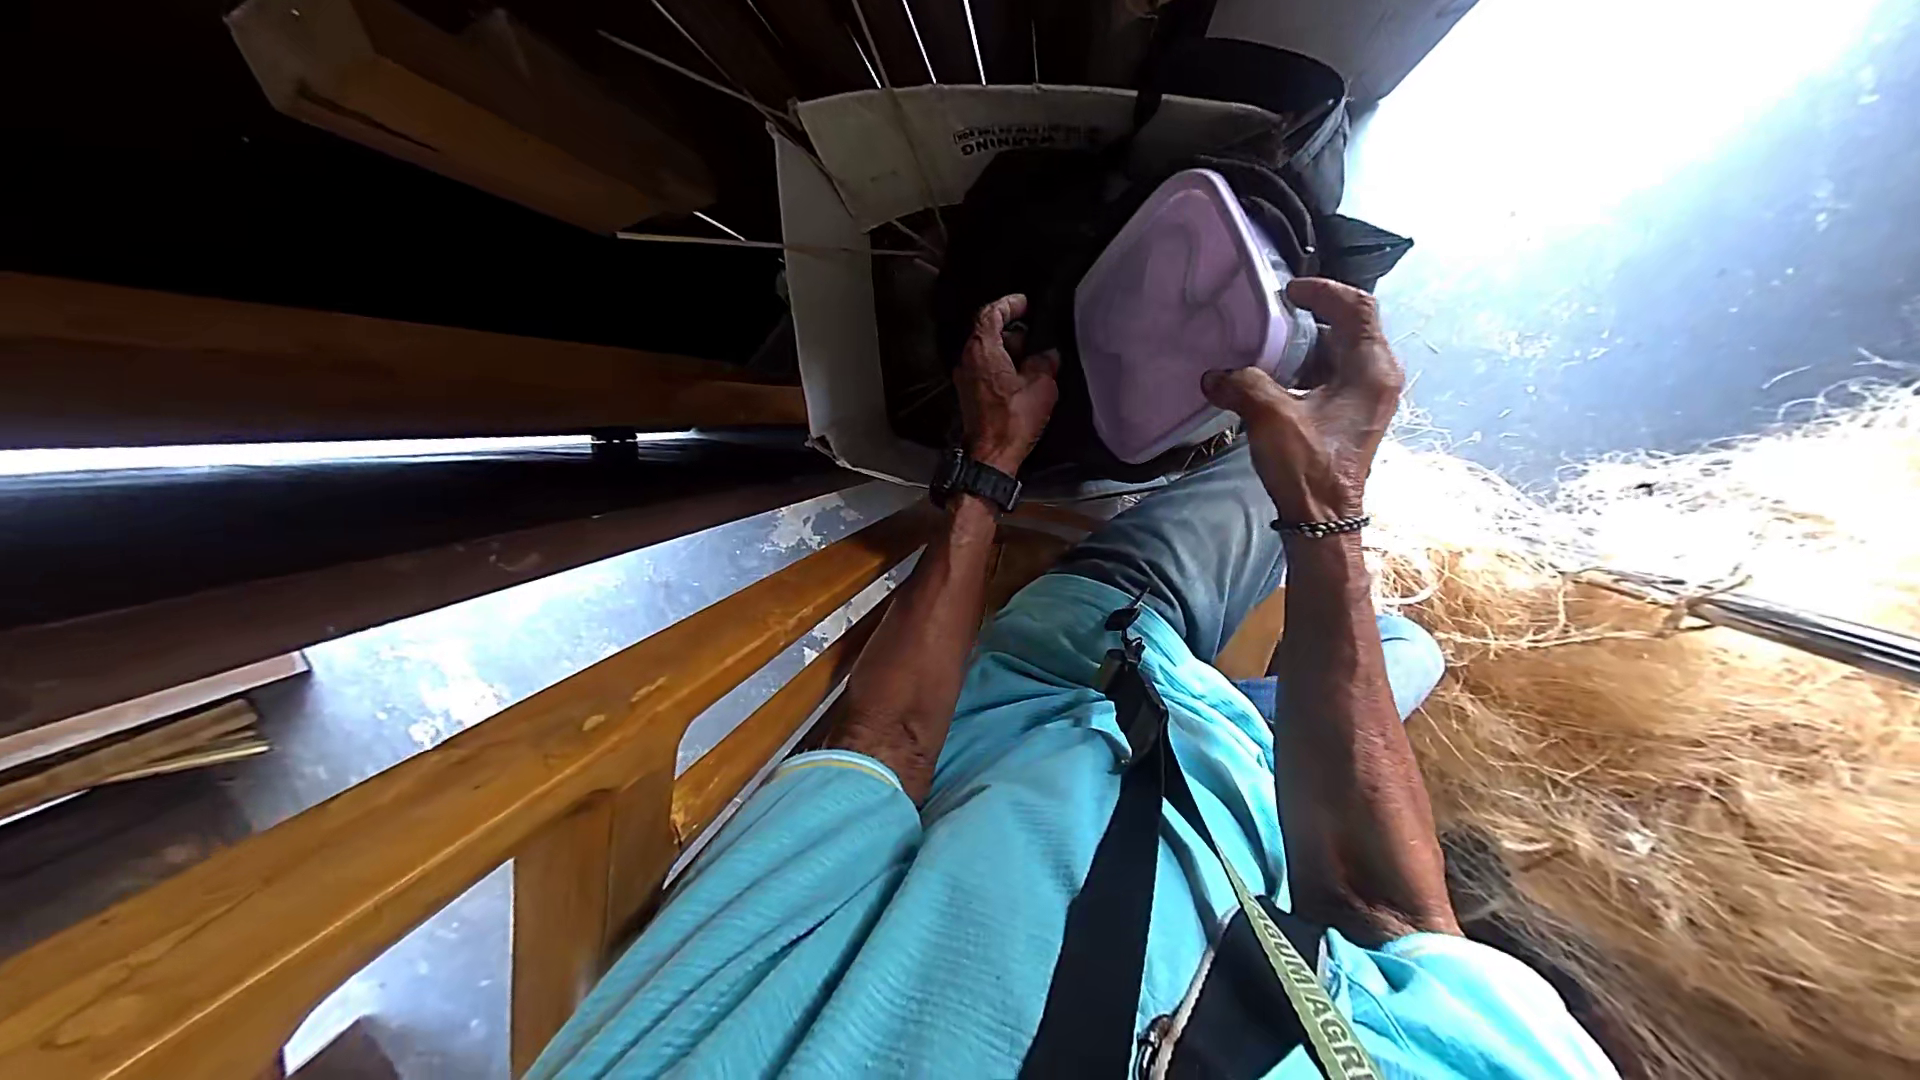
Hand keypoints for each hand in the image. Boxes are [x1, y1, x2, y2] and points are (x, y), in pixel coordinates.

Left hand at [957, 294, 1059, 474]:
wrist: (991, 456)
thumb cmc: (1013, 420)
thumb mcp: (1041, 385)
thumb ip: (1045, 362)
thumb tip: (1047, 355)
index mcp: (981, 351)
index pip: (990, 313)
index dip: (1009, 304)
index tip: (1024, 304)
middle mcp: (967, 361)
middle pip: (987, 333)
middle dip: (1013, 332)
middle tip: (1035, 339)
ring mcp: (965, 380)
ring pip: (987, 354)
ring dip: (1009, 353)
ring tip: (1034, 362)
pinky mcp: (969, 397)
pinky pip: (986, 372)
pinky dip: (1002, 369)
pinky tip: (1022, 380)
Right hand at [1200, 278, 1403, 523]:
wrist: (1322, 518)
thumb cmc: (1307, 466)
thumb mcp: (1272, 418)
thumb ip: (1243, 387)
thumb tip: (1213, 375)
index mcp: (1371, 370)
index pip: (1357, 309)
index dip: (1324, 291)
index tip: (1289, 291)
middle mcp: (1377, 378)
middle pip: (1351, 328)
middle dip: (1313, 317)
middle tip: (1274, 315)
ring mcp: (1367, 399)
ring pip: (1340, 354)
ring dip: (1307, 345)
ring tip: (1270, 344)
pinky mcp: (1351, 417)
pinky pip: (1333, 377)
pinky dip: (1307, 369)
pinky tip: (1276, 379)